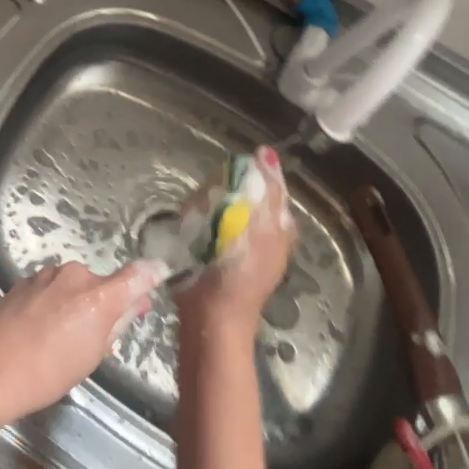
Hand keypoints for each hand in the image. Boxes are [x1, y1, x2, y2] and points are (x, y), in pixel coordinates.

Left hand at [0, 258, 168, 424]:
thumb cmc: (50, 371)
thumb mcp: (93, 355)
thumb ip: (117, 323)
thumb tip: (135, 303)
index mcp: (99, 296)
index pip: (137, 274)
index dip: (152, 273)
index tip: (162, 271)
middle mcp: (75, 275)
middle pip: (101, 284)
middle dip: (104, 302)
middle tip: (96, 333)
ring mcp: (47, 274)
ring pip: (74, 285)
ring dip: (76, 302)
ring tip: (61, 335)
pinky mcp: (25, 279)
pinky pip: (51, 288)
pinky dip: (53, 301)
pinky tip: (40, 327)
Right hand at [177, 146, 294, 339]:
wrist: (212, 315)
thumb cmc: (241, 274)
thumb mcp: (262, 229)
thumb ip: (267, 191)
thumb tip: (268, 153)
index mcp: (278, 226)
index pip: (266, 183)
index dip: (248, 176)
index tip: (229, 176)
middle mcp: (259, 230)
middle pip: (239, 191)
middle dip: (223, 192)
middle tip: (212, 202)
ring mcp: (233, 238)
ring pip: (218, 202)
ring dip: (206, 205)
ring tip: (199, 218)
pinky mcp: (210, 246)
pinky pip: (202, 218)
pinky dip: (196, 219)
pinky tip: (190, 227)